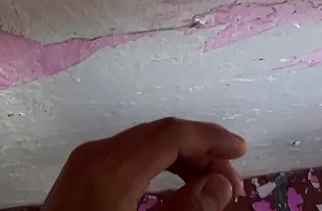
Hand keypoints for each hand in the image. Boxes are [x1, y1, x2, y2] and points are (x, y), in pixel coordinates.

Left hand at [42, 117, 246, 210]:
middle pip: (158, 135)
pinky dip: (156, 165)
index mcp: (110, 167)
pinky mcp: (80, 176)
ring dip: (180, 159)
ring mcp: (84, 163)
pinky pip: (127, 156)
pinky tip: (175, 187)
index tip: (242, 153)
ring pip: (143, 144)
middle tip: (232, 184)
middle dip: (200, 152)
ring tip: (210, 188)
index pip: (170, 133)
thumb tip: (219, 184)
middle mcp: (96, 154)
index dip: (211, 138)